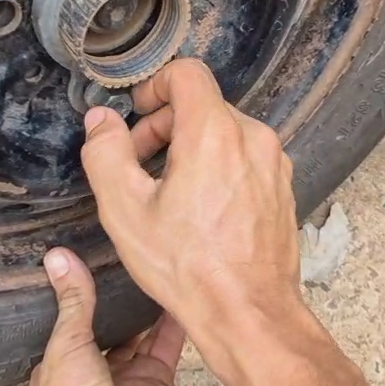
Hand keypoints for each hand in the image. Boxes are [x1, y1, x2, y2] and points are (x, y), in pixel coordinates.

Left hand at [27, 247, 185, 385]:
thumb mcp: (66, 339)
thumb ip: (73, 299)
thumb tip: (58, 257)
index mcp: (66, 364)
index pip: (78, 325)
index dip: (89, 300)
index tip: (98, 266)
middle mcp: (99, 372)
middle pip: (116, 331)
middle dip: (124, 305)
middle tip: (136, 265)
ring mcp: (131, 379)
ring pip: (145, 336)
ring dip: (152, 311)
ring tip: (161, 274)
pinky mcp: (159, 384)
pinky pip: (169, 349)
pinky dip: (175, 325)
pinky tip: (181, 298)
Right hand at [78, 59, 306, 341]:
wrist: (248, 312)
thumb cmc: (188, 266)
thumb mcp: (125, 209)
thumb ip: (106, 152)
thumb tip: (101, 121)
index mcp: (214, 133)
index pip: (186, 73)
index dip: (154, 86)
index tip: (137, 115)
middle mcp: (253, 139)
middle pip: (204, 105)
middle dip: (165, 126)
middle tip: (140, 165)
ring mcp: (274, 164)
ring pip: (226, 133)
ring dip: (191, 148)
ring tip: (168, 192)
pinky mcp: (283, 188)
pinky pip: (245, 159)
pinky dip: (219, 168)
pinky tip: (200, 209)